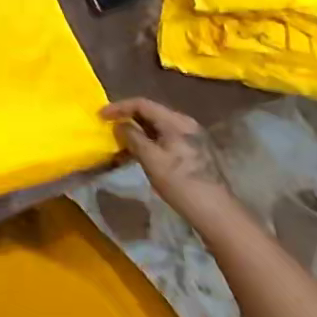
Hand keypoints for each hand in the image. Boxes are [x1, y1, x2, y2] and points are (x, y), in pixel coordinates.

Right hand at [100, 98, 233, 220]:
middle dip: (127, 118)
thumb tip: (119, 125)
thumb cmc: (181, 183)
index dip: (119, 107)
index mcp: (176, 122)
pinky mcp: (191, 151)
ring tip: (119, 142)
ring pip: (156, 127)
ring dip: (136, 132)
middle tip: (108, 127)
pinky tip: (137, 153)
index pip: (142, 104)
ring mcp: (190, 138)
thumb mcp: (151, 159)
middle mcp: (185, 124)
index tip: (100, 116)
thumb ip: (133, 137)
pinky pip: (163, 138)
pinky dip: (147, 142)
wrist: (215, 212)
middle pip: (150, 113)